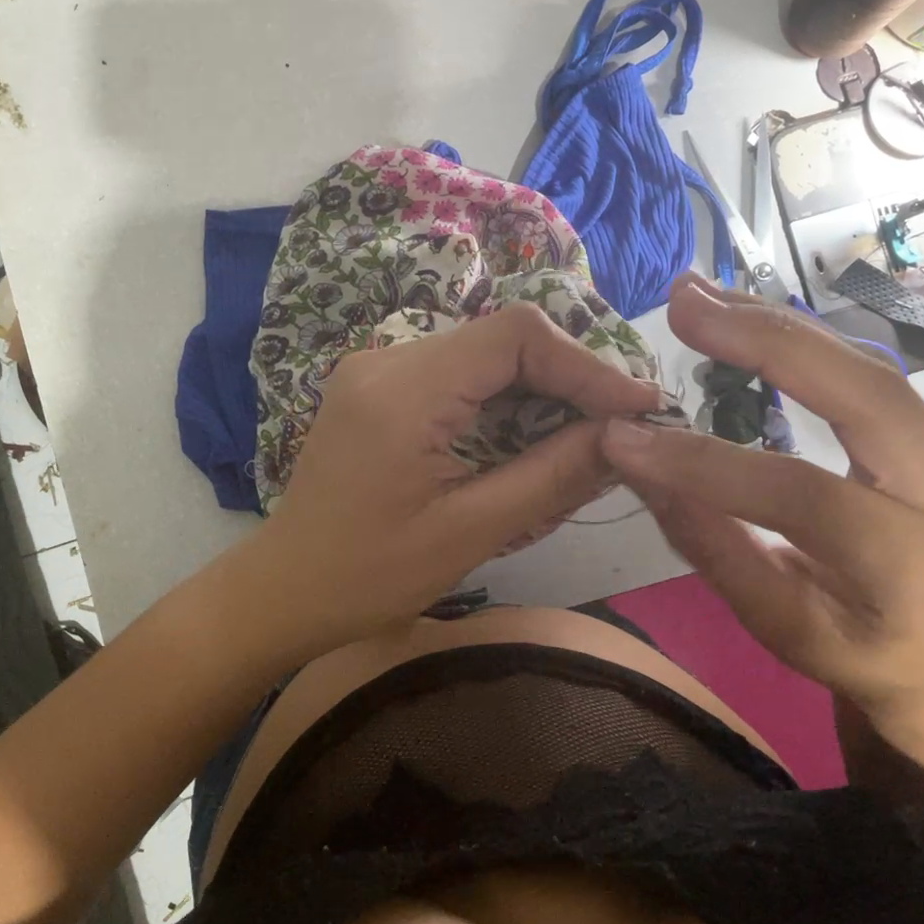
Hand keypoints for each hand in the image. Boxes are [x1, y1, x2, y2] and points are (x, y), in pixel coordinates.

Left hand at [242, 302, 659, 655]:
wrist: (285, 587)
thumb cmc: (369, 575)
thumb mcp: (469, 532)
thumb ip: (551, 475)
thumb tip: (625, 435)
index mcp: (402, 390)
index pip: (515, 335)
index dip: (586, 363)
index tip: (638, 407)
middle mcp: (384, 360)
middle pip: (500, 338)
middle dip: (568, 377)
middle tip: (621, 425)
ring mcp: (374, 370)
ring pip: (480, 354)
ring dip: (538, 388)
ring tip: (587, 433)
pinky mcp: (374, 388)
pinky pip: (454, 373)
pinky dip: (500, 398)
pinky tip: (530, 435)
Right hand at [602, 276, 923, 750]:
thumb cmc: (856, 652)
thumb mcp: (774, 622)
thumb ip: (710, 544)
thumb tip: (638, 467)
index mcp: (908, 562)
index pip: (796, 492)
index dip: (703, 461)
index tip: (622, 433)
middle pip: (861, 392)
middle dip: (764, 340)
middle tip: (681, 305)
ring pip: (867, 366)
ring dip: (778, 323)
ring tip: (699, 295)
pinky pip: (867, 372)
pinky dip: (801, 338)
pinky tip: (745, 317)